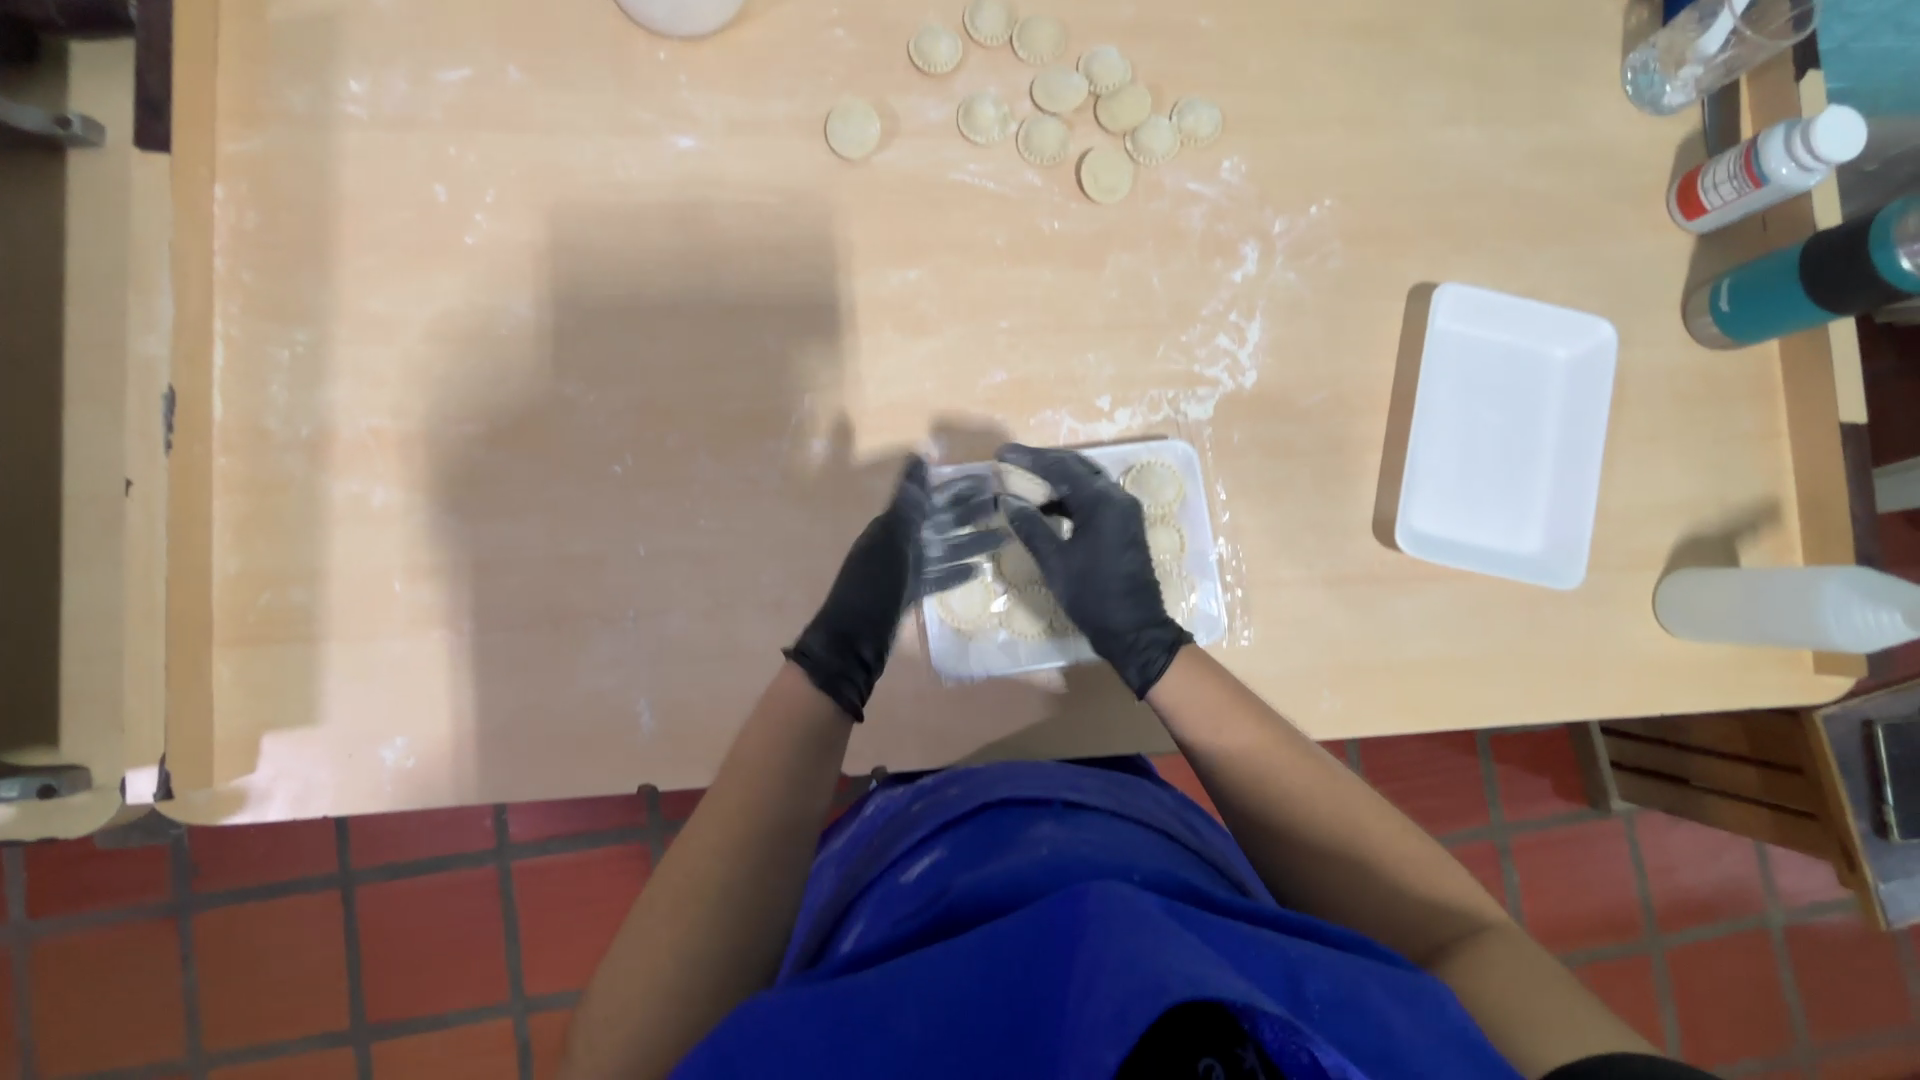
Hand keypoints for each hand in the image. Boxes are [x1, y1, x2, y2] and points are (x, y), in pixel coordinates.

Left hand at [785, 456, 1000, 720]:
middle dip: (969, 513)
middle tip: (1003, 505)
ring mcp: (902, 571)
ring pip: (942, 550)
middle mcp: (896, 543)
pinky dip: (954, 572)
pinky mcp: (906, 596)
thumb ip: (908, 503)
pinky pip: (935, 578)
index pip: (931, 498)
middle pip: (939, 522)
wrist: (850, 644)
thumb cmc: (870, 590)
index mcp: (891, 526)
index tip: (989, 478)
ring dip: (970, 543)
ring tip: (1003, 538)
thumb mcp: (890, 542)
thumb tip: (920, 457)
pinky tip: (978, 570)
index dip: (959, 488)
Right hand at [995, 443, 1192, 697]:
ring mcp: (1125, 511)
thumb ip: (1030, 526)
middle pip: (1076, 467)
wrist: (1133, 629)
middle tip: (1012, 460)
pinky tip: (1047, 507)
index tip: (1001, 454)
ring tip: (1025, 481)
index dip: (1028, 459)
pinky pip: (1094, 499)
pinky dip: (1070, 497)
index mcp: (1102, 501)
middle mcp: (1117, 497)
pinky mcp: (1125, 525)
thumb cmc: (1092, 595)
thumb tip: (1006, 500)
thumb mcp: (1054, 561)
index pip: (1060, 467)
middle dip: (1043, 462)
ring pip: (1086, 482)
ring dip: (1057, 479)